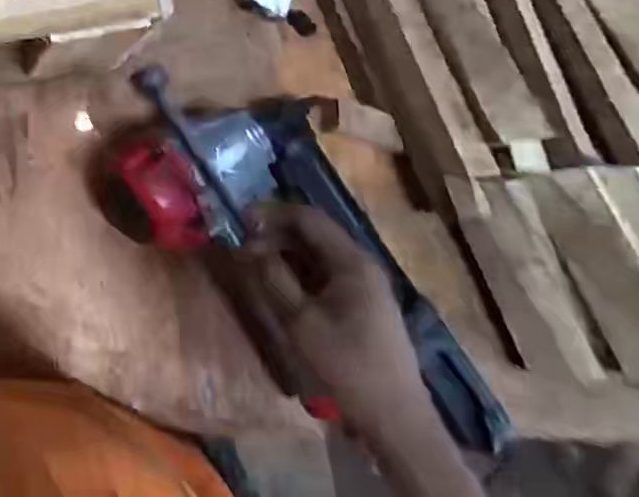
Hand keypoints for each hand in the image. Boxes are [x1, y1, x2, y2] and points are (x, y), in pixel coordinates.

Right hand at [238, 202, 422, 427]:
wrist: (397, 423)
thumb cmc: (348, 368)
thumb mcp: (301, 322)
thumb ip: (273, 279)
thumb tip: (247, 246)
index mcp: (352, 260)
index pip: (308, 218)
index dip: (272, 215)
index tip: (241, 222)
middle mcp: (362, 264)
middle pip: (314, 235)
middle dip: (277, 236)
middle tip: (245, 247)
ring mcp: (366, 286)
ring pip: (319, 256)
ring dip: (287, 256)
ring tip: (257, 266)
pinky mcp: (363, 307)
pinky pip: (326, 276)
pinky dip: (301, 275)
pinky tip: (282, 288)